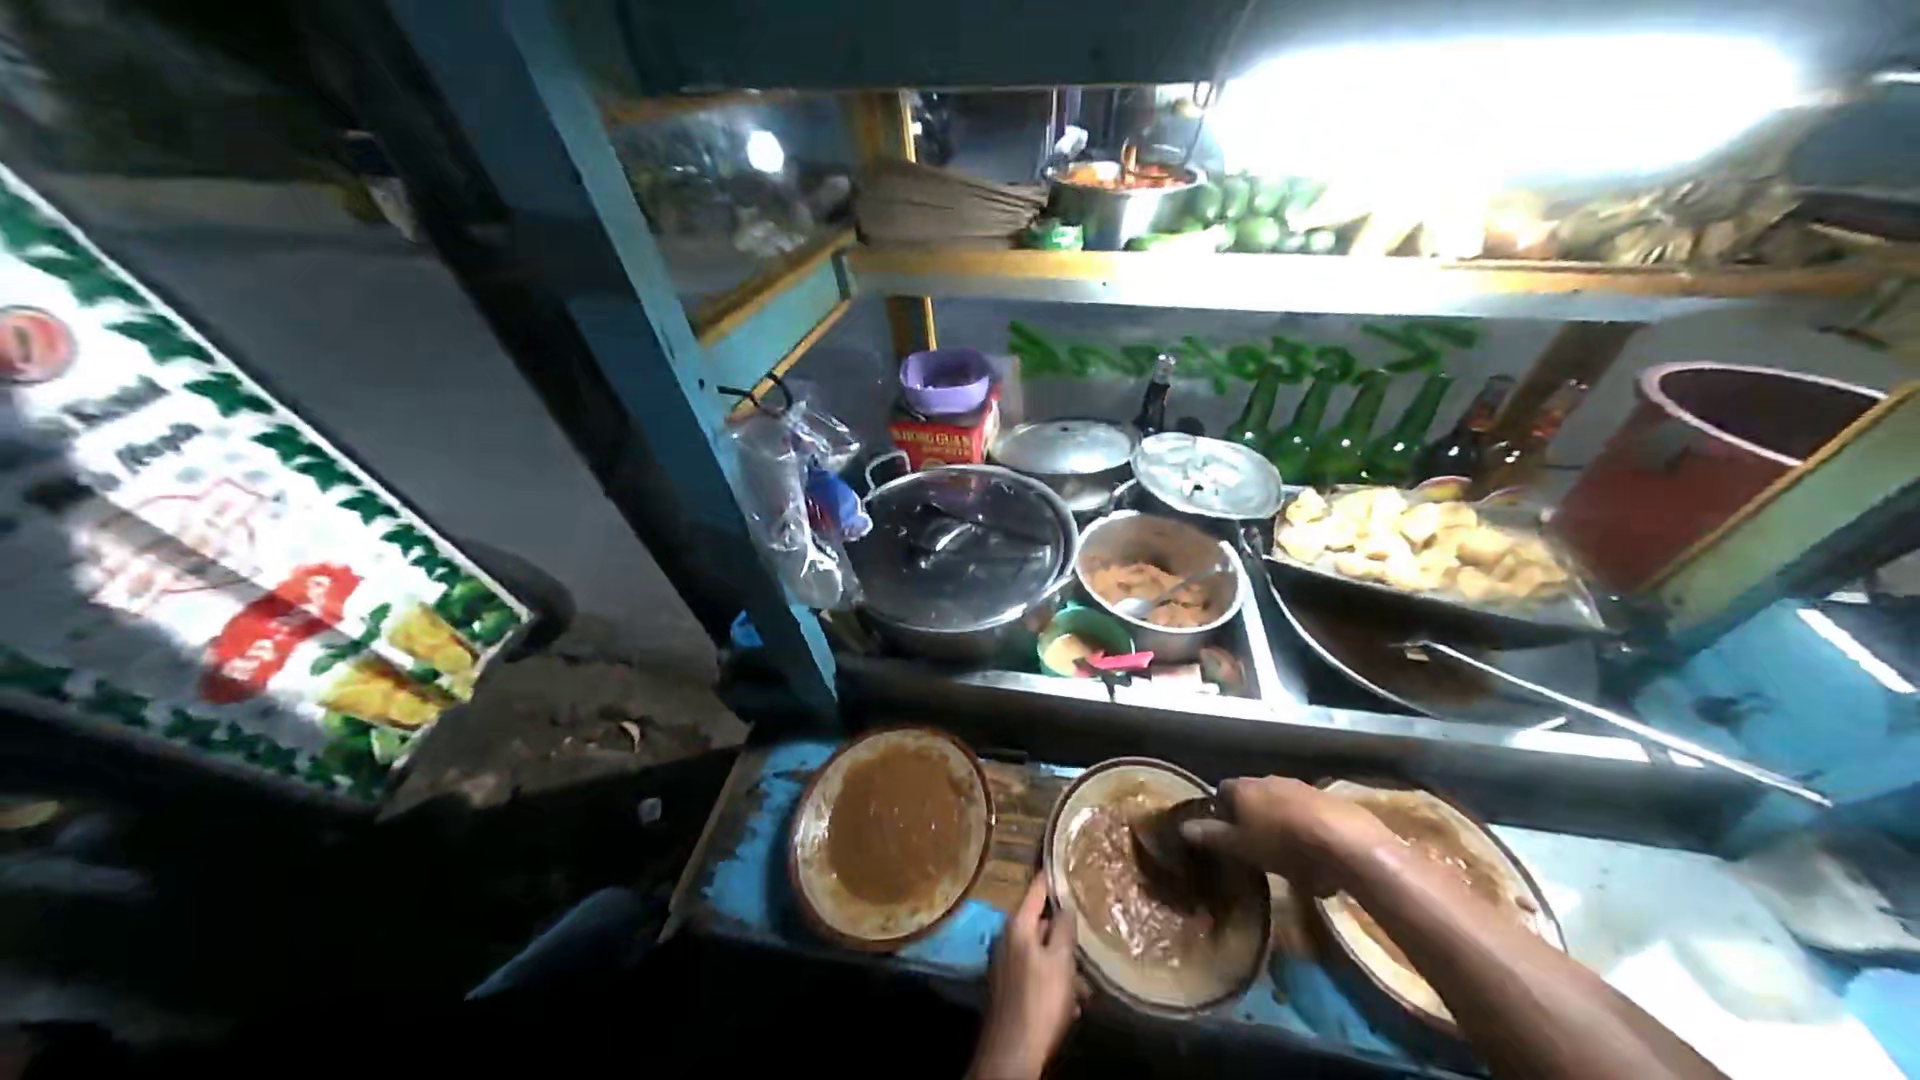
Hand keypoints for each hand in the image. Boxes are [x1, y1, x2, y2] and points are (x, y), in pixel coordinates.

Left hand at [969, 874, 1079, 1079]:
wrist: (1012, 1051)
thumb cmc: (1039, 1000)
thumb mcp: (1060, 961)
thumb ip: (1064, 928)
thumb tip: (1067, 903)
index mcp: (1017, 925)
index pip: (1036, 890)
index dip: (1051, 877)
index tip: (1064, 863)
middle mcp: (1007, 938)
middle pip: (1042, 926)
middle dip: (1066, 939)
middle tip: (1087, 949)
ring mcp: (1005, 963)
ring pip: (1042, 954)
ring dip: (1063, 969)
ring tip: (1083, 989)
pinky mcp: (1008, 987)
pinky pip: (1035, 975)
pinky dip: (1053, 984)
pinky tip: (1070, 1005)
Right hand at [1180, 776, 1397, 895]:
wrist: (1345, 842)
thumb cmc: (1282, 842)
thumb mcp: (1241, 846)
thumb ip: (1212, 836)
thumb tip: (1182, 827)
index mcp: (1243, 787)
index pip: (1222, 791)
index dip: (1221, 811)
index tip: (1226, 834)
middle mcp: (1269, 779)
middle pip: (1252, 796)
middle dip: (1252, 817)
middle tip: (1255, 846)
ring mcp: (1301, 787)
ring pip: (1281, 804)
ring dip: (1280, 823)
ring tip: (1287, 854)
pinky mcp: (1329, 800)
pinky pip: (1307, 814)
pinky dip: (1306, 830)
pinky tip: (1314, 854)